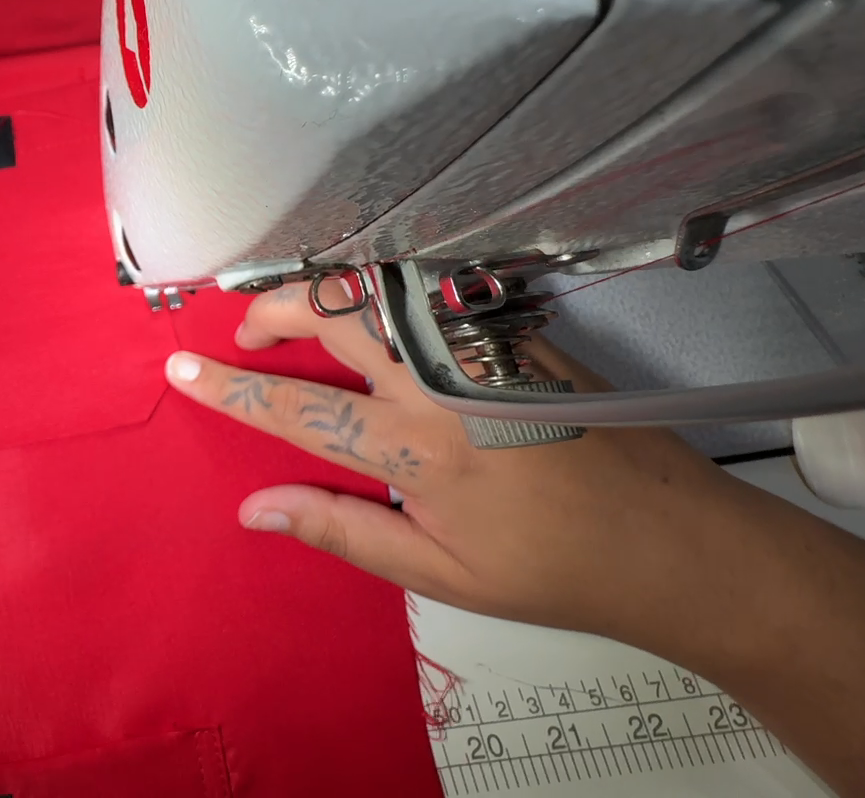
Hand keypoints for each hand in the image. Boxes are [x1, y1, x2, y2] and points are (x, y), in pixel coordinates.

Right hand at [163, 281, 759, 644]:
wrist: (683, 545)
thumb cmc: (549, 568)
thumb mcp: (437, 573)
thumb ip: (339, 530)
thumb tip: (253, 509)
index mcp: (420, 451)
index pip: (298, 408)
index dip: (230, 388)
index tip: (181, 368)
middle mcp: (446, 384)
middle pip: (335, 316)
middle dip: (273, 313)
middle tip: (248, 335)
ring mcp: (484, 348)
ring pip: (378, 290)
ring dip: (319, 293)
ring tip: (295, 318)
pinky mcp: (513, 333)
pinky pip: (423, 293)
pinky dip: (371, 292)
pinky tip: (362, 314)